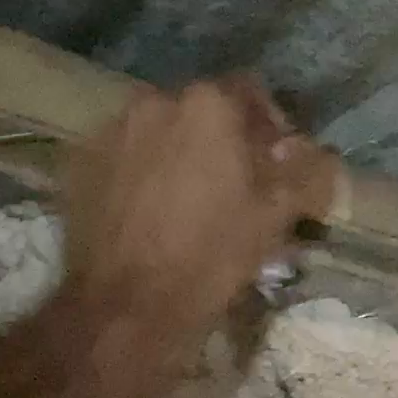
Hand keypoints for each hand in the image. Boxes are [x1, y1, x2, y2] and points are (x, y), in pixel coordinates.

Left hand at [44, 77, 332, 397]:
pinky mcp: (80, 164)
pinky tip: (153, 213)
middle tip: (237, 185)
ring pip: (162, 132)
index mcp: (208, 104)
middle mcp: (155, 101)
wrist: (126, 307)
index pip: (252, 91)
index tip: (276, 163)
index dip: (271, 125)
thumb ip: (308, 169)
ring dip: (182, 153)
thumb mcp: (279, 213)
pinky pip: (126, 155)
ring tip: (192, 201)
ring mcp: (111, 131)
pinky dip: (144, 172)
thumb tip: (318, 150)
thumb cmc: (213, 253)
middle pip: (204, 110)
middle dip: (224, 140)